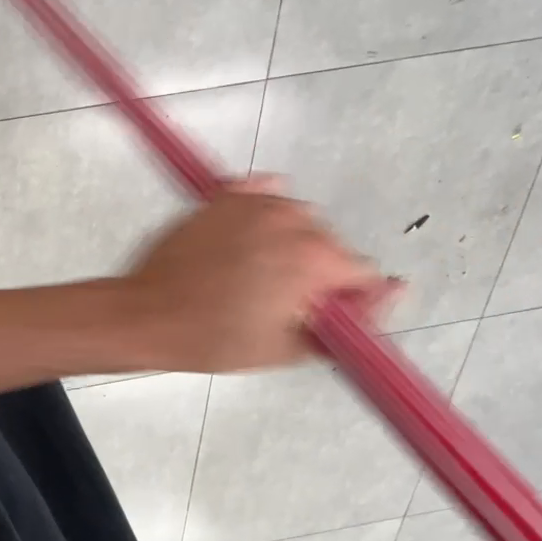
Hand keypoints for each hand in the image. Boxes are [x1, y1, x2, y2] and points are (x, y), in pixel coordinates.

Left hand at [112, 174, 400, 372]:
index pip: (361, 273)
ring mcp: (253, 203)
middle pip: (329, 244)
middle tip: (269, 301)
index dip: (342, 299)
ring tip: (246, 275)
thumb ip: (355, 320)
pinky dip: (261, 211)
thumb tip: (397, 291)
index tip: (311, 314)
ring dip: (285, 242)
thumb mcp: (290, 347)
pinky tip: (244, 237)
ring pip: (297, 220)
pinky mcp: (222, 196)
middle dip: (311, 271)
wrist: (144, 315)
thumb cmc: (211, 338)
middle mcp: (291, 220)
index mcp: (315, 258)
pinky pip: (261, 193)